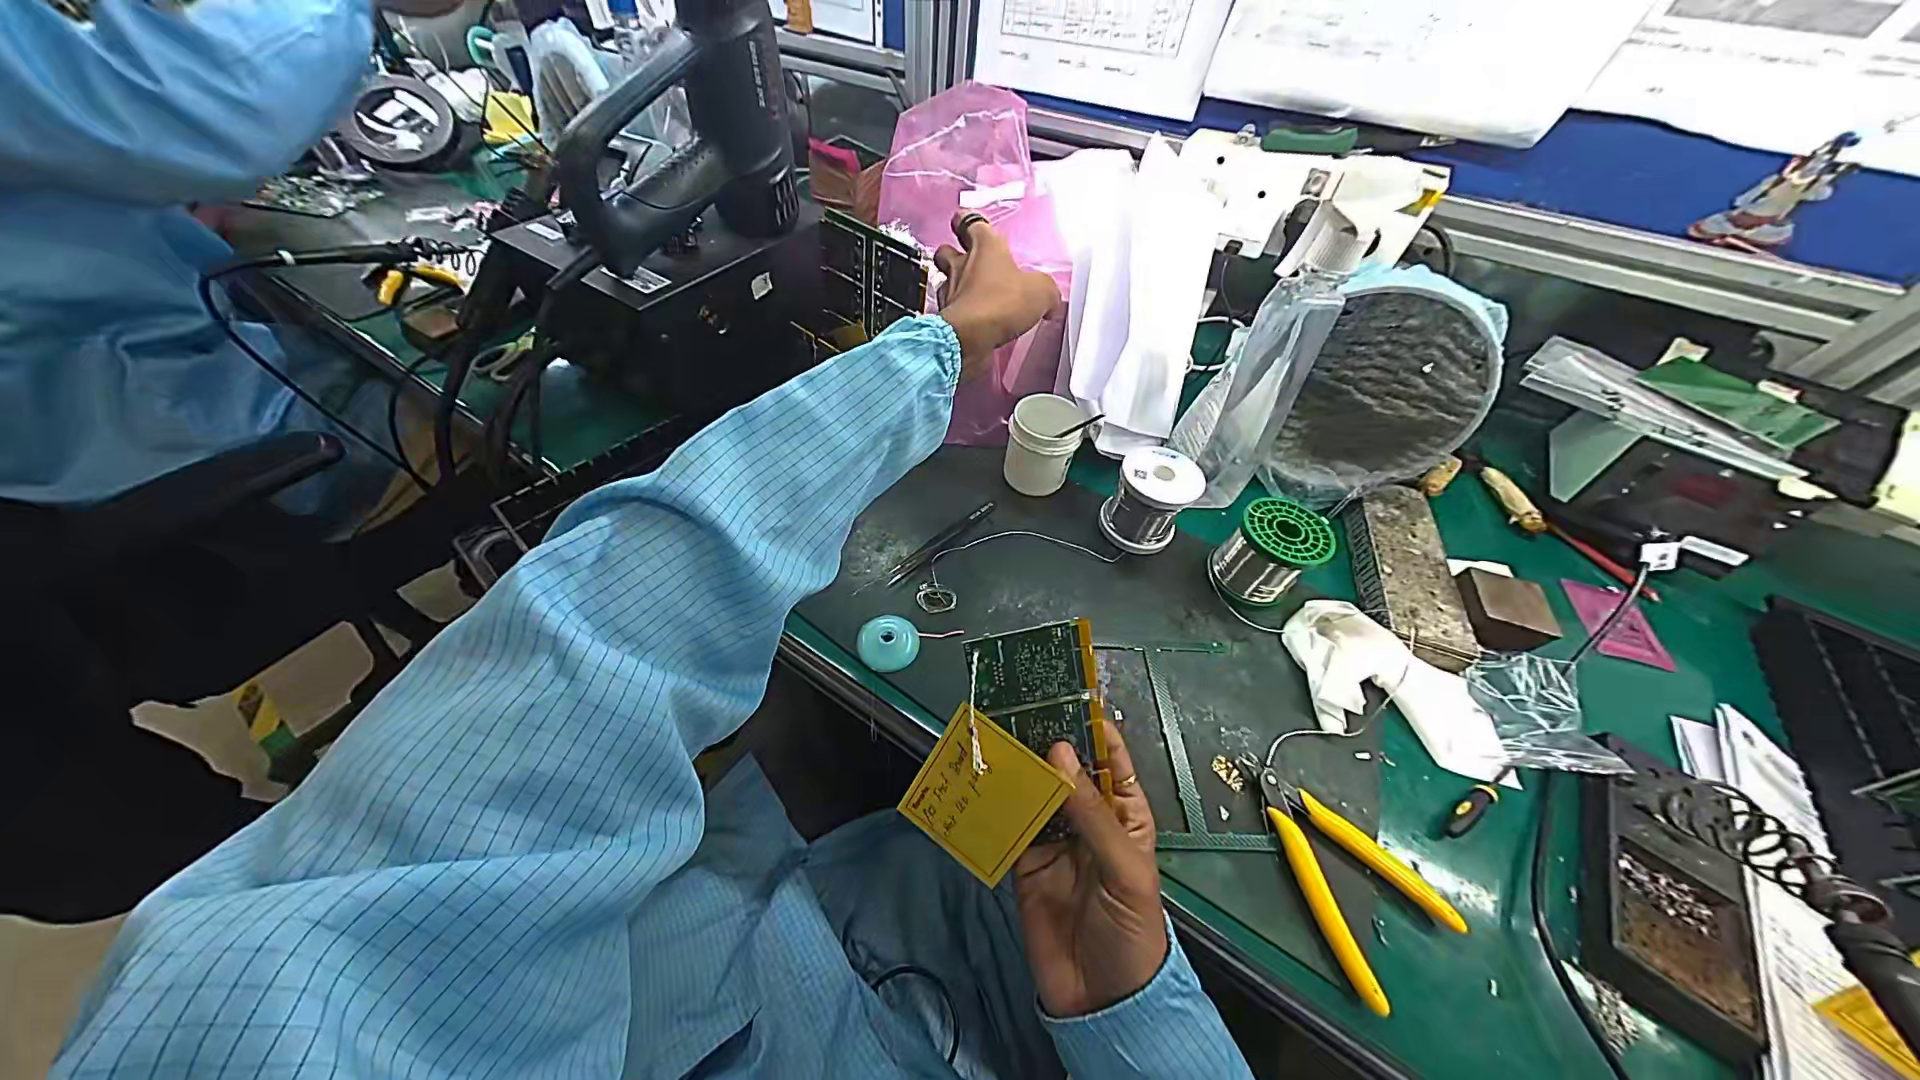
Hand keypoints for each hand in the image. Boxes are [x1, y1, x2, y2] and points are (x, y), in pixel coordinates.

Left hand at [934, 211, 1060, 379]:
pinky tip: (969, 319)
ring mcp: (949, 291)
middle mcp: (961, 264)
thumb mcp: (1041, 292)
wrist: (969, 338)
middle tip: (967, 259)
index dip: (969, 221)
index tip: (974, 226)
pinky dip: (955, 312)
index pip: (969, 220)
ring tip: (969, 293)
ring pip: (943, 279)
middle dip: (954, 251)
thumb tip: (1051, 302)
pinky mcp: (943, 317)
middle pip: (947, 249)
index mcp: (984, 246)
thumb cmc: (1001, 303)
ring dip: (954, 283)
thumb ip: (1047, 291)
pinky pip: (947, 309)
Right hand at [1013, 722, 1167, 1017]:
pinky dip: (997, 806)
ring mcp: (1054, 840)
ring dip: (1019, 769)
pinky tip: (984, 784)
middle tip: (1018, 712)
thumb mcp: (1124, 867)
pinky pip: (1011, 825)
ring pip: (1035, 793)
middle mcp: (1087, 820)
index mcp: (1123, 815)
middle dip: (1046, 745)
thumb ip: (1090, 812)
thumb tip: (1059, 752)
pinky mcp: (1025, 862)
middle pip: (1065, 771)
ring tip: (996, 739)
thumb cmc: (1133, 931)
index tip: (1068, 700)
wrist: (1102, 1002)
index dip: (1092, 731)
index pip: (1109, 762)